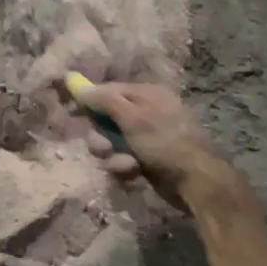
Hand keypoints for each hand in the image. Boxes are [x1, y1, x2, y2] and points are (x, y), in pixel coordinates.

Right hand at [72, 80, 231, 209]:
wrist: (194, 181)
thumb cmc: (164, 142)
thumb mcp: (133, 117)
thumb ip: (105, 101)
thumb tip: (78, 84)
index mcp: (146, 95)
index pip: (109, 90)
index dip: (90, 100)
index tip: (72, 111)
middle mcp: (145, 113)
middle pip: (106, 120)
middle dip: (102, 137)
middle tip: (105, 148)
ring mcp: (145, 138)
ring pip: (112, 144)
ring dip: (113, 156)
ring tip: (126, 165)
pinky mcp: (145, 160)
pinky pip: (122, 160)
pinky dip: (124, 167)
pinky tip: (133, 173)